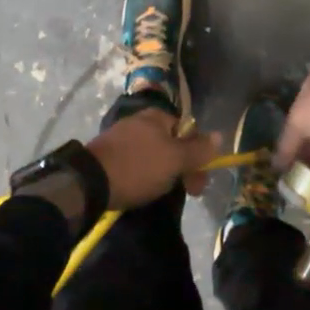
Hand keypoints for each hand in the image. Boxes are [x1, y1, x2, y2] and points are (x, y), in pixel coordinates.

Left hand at [86, 108, 221, 210]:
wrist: (88, 182)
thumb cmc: (138, 167)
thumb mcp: (174, 160)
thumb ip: (198, 149)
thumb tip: (220, 135)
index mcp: (158, 116)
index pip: (187, 132)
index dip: (197, 156)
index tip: (197, 183)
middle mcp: (140, 120)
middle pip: (171, 143)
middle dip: (181, 167)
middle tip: (184, 192)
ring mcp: (122, 136)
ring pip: (153, 154)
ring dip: (162, 172)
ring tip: (159, 193)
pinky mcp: (107, 154)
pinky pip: (135, 162)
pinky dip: (142, 175)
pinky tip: (139, 189)